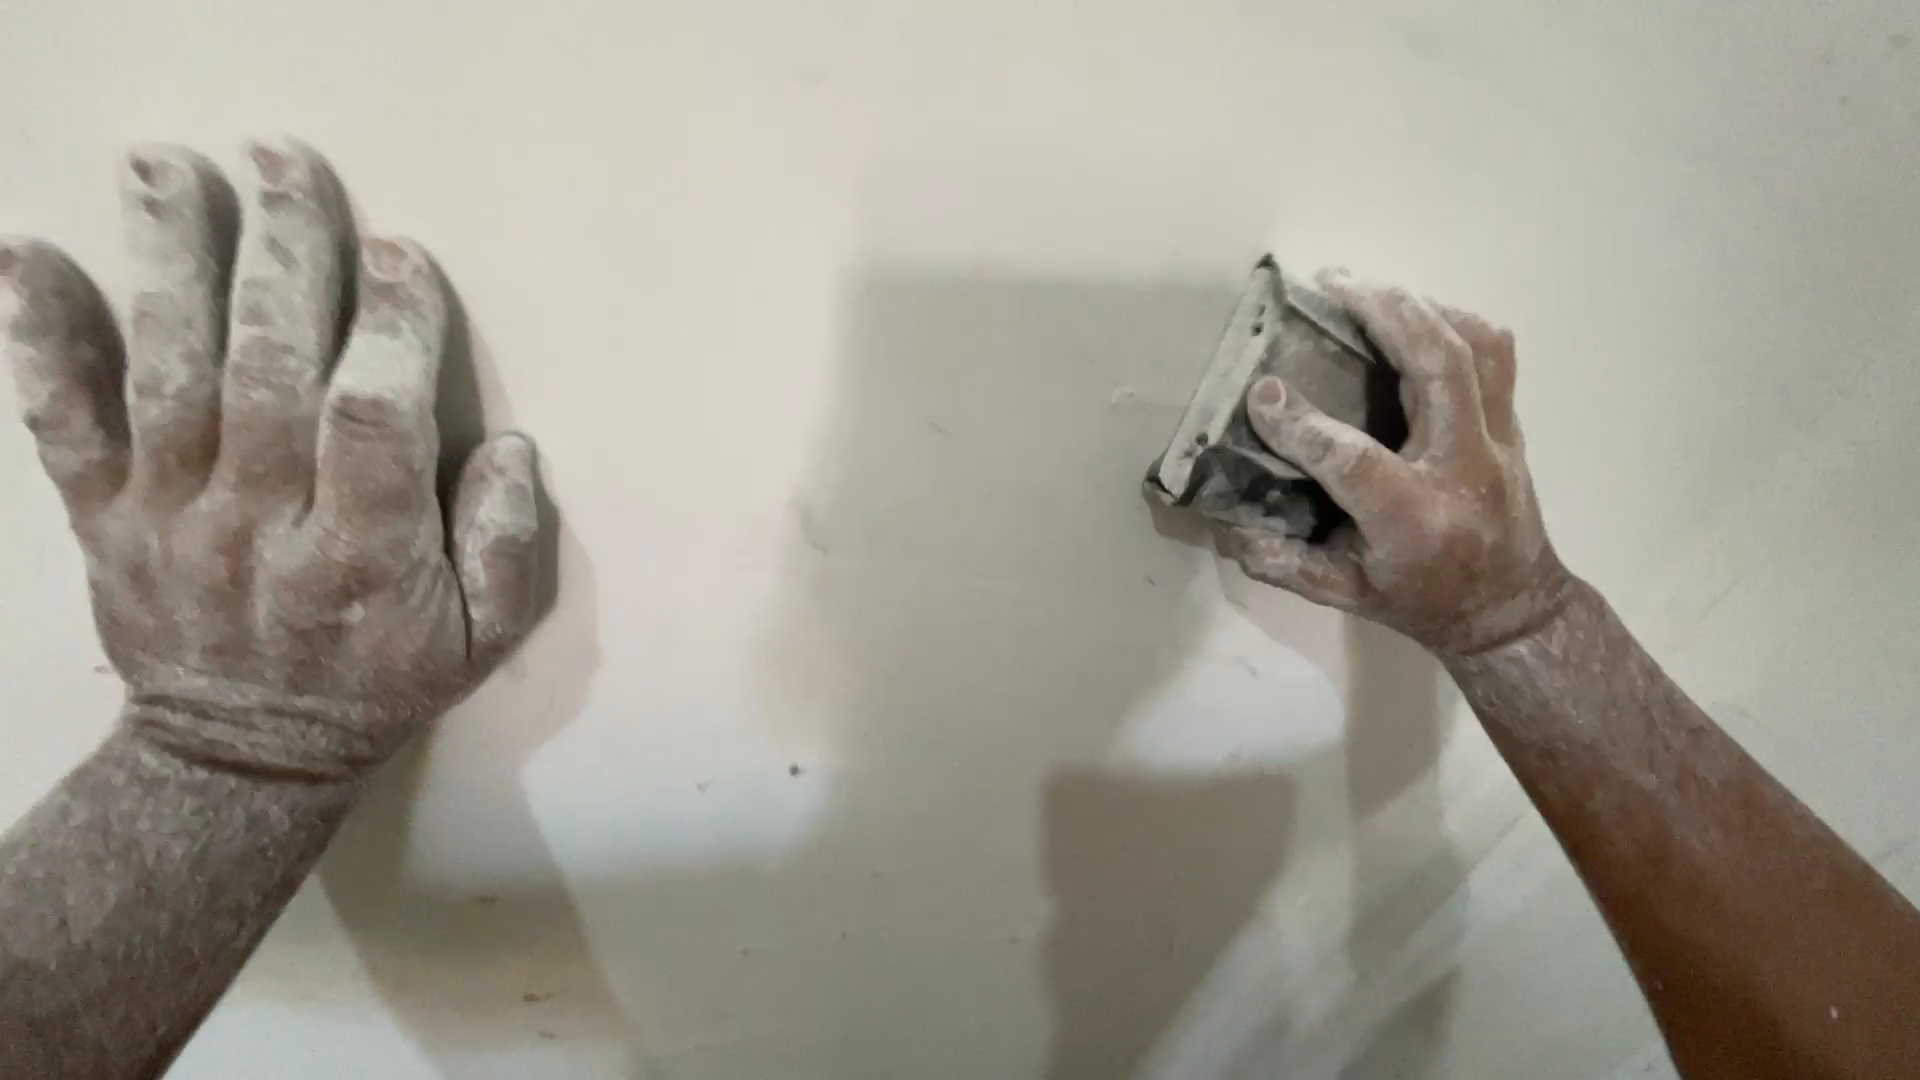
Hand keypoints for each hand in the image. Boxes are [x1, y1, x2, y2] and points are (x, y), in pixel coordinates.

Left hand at [1, 140, 542, 780]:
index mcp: (365, 554)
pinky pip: (60, 422)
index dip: (389, 333)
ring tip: (172, 169)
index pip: (374, 420)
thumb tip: (509, 450)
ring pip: (166, 375)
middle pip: (268, 373)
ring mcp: (167, 516)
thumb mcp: (488, 635)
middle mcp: (260, 523)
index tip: (401, 258)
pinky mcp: (103, 516)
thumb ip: (506, 546)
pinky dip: (38, 338)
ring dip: (167, 265)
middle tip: (290, 168)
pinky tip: (29, 257)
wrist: (250, 750)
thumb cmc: (391, 681)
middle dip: (284, 263)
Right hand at [1217, 269, 1573, 655]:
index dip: (1302, 424)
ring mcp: (1498, 439)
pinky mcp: (1509, 423)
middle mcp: (1464, 466)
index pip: (1353, 458)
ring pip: (1477, 345)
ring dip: (1420, 305)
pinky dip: (1452, 320)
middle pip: (1439, 366)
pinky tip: (1412, 314)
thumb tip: (1226, 527)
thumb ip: (1283, 564)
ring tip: (1367, 288)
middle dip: (1384, 312)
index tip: (1262, 391)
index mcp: (1413, 516)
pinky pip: (1492, 352)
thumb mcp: (1343, 595)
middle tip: (1331, 282)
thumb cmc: (1418, 601)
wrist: (1510, 607)